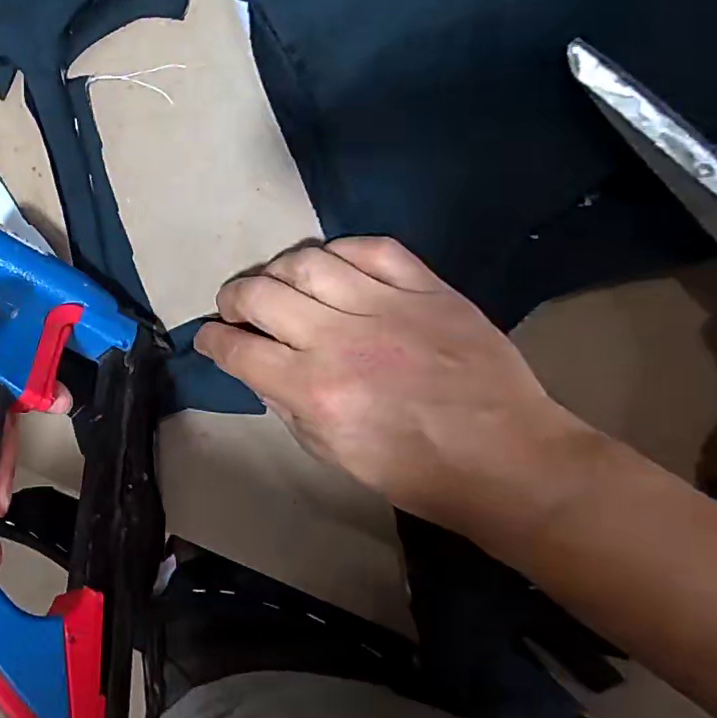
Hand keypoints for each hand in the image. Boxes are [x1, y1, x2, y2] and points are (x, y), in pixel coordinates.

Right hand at [194, 237, 600, 539]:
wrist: (507, 460)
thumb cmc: (410, 469)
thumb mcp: (327, 449)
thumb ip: (281, 401)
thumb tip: (250, 363)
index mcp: (314, 390)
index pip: (236, 349)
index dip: (210, 339)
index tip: (209, 336)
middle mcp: (340, 341)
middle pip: (260, 294)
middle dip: (232, 299)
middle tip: (236, 309)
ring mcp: (388, 308)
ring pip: (308, 261)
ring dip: (278, 271)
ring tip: (280, 284)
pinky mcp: (430, 289)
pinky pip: (372, 248)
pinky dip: (340, 252)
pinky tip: (333, 268)